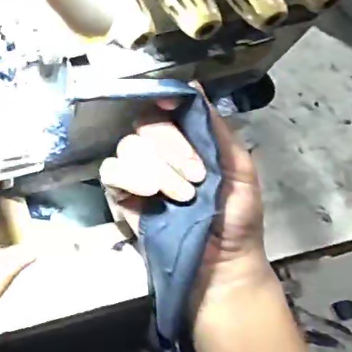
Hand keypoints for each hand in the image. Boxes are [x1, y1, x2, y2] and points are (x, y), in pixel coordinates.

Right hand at [99, 95, 279, 324]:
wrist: (222, 264)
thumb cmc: (237, 218)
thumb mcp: (239, 169)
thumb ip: (216, 129)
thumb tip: (195, 87)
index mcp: (186, 139)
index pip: (165, 107)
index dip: (167, 103)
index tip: (174, 109)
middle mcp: (157, 150)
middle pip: (146, 123)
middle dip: (172, 147)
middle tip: (197, 177)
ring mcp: (136, 172)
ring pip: (129, 146)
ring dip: (157, 168)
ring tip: (181, 196)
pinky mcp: (118, 194)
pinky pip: (111, 170)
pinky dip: (130, 177)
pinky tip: (151, 194)